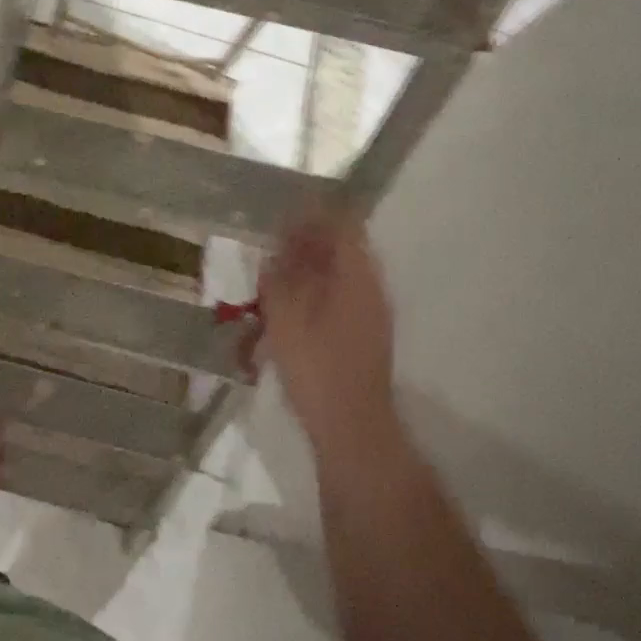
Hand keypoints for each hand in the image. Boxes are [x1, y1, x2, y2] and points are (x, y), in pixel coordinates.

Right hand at [259, 217, 402, 457]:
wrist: (351, 426)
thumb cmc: (316, 366)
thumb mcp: (285, 316)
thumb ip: (279, 279)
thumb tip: (275, 256)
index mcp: (356, 276)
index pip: (342, 225)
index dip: (312, 214)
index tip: (282, 213)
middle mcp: (370, 289)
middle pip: (340, 250)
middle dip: (305, 245)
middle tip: (271, 247)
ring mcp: (369, 315)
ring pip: (336, 278)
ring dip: (305, 273)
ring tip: (270, 282)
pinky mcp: (361, 338)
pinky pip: (335, 302)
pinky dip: (310, 299)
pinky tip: (282, 315)